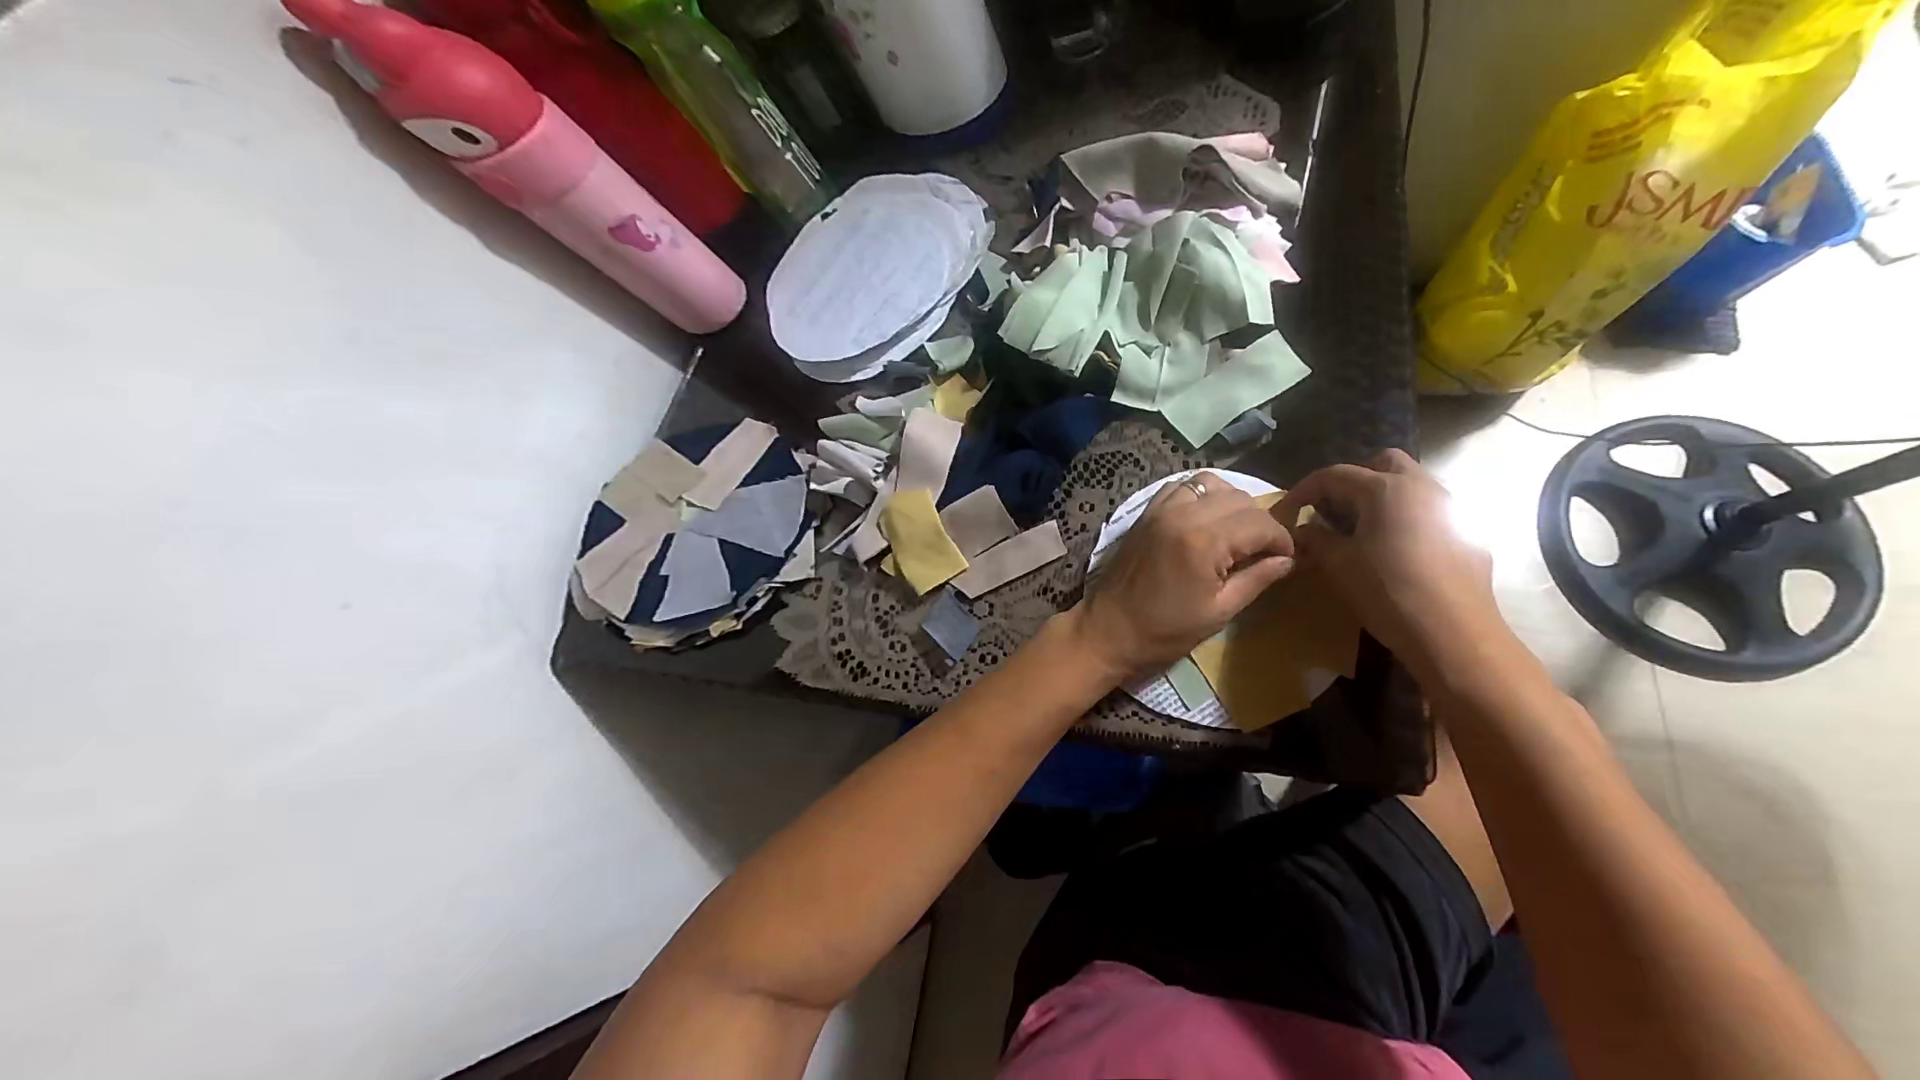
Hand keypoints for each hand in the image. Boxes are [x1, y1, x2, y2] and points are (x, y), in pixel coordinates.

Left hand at [1069, 472, 1296, 679]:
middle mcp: (1183, 514)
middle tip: (1261, 551)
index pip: (1261, 523)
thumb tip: (1287, 559)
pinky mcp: (1146, 512)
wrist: (1108, 631)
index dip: (1281, 539)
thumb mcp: (1219, 611)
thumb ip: (1256, 579)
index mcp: (1204, 541)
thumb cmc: (1165, 631)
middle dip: (1259, 522)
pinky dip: (1201, 495)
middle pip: (1240, 499)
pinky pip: (1182, 487)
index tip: (1285, 558)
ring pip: (1212, 484)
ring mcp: (1161, 509)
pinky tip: (1206, 520)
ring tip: (1234, 534)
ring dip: (1231, 504)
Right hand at [1275, 449, 1502, 683]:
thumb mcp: (1338, 565)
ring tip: (1362, 531)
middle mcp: (1422, 488)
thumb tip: (1304, 530)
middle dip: (1353, 480)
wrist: (1453, 634)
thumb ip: (1316, 539)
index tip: (1287, 511)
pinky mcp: (1467, 533)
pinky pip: (1429, 512)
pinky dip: (1405, 519)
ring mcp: (1451, 509)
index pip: (1335, 474)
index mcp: (1386, 490)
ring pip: (1411, 485)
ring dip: (1381, 499)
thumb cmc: (1387, 592)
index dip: (1304, 490)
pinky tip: (1395, 553)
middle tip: (1333, 510)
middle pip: (1383, 463)